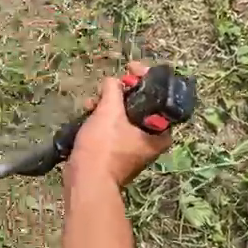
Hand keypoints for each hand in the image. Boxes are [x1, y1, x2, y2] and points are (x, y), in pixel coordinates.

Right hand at [66, 61, 174, 191]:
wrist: (87, 179)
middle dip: (119, 93)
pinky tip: (87, 112)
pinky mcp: (117, 150)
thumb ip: (113, 90)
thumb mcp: (109, 112)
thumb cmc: (104, 146)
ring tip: (91, 103)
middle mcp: (151, 139)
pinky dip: (101, 117)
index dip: (144, 78)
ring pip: (123, 115)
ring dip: (107, 104)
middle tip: (106, 86)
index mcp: (160, 132)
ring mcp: (134, 145)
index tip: (129, 68)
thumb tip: (113, 81)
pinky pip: (113, 126)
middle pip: (139, 105)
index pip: (159, 97)